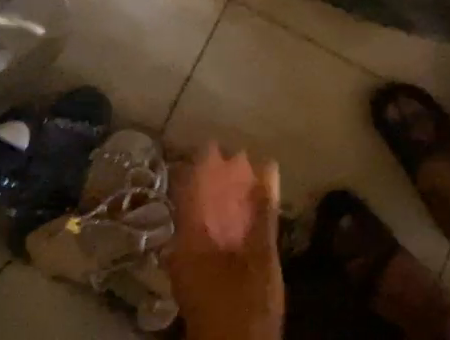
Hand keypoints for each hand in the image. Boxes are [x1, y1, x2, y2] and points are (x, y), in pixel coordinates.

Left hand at [170, 146, 282, 339]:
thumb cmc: (245, 307)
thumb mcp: (260, 258)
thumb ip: (263, 211)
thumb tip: (268, 166)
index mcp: (189, 237)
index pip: (192, 185)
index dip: (206, 161)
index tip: (225, 143)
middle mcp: (181, 245)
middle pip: (195, 200)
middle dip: (217, 179)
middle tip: (242, 160)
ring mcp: (187, 264)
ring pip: (202, 219)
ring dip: (222, 200)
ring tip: (247, 182)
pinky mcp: (198, 278)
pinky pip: (206, 237)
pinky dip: (222, 222)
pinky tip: (243, 217)